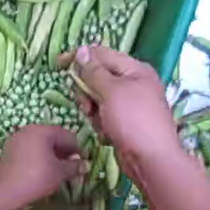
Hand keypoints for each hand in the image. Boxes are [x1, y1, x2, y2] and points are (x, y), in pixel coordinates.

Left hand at [0, 124, 84, 205]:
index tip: (82, 161)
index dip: (77, 149)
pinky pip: (28, 149)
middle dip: (63, 150)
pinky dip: (38, 156)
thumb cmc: (37, 178)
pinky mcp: (8, 151)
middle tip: (71, 164)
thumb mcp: (60, 172)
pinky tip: (42, 169)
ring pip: (39, 143)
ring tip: (58, 168)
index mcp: (43, 130)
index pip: (67, 136)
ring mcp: (16, 139)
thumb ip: (74, 166)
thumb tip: (84, 164)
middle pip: (52, 137)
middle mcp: (28, 130)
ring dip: (50, 153)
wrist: (6, 192)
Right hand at [58, 45, 180, 166]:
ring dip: (93, 111)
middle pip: (98, 78)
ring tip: (99, 122)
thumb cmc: (133, 120)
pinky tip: (106, 134)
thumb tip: (82, 50)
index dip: (81, 57)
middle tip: (87, 105)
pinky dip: (100, 124)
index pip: (102, 54)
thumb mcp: (111, 91)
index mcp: (134, 69)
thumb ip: (94, 72)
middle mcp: (133, 83)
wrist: (150, 158)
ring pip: (97, 99)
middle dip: (87, 91)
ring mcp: (129, 104)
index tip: (59, 63)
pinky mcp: (124, 122)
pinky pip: (103, 116)